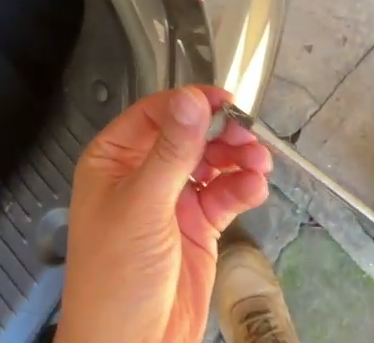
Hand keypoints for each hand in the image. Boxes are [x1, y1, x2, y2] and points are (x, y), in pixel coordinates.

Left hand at [55, 86, 272, 342]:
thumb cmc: (116, 274)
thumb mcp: (143, 205)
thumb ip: (171, 151)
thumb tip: (191, 99)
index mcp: (114, 158)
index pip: (154, 114)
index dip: (189, 104)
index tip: (226, 102)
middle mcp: (142, 173)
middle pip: (187, 136)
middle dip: (219, 133)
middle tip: (250, 135)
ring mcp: (170, 201)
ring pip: (209, 164)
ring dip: (236, 159)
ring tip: (259, 161)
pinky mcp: (196, 229)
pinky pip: (222, 197)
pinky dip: (240, 189)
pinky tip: (255, 187)